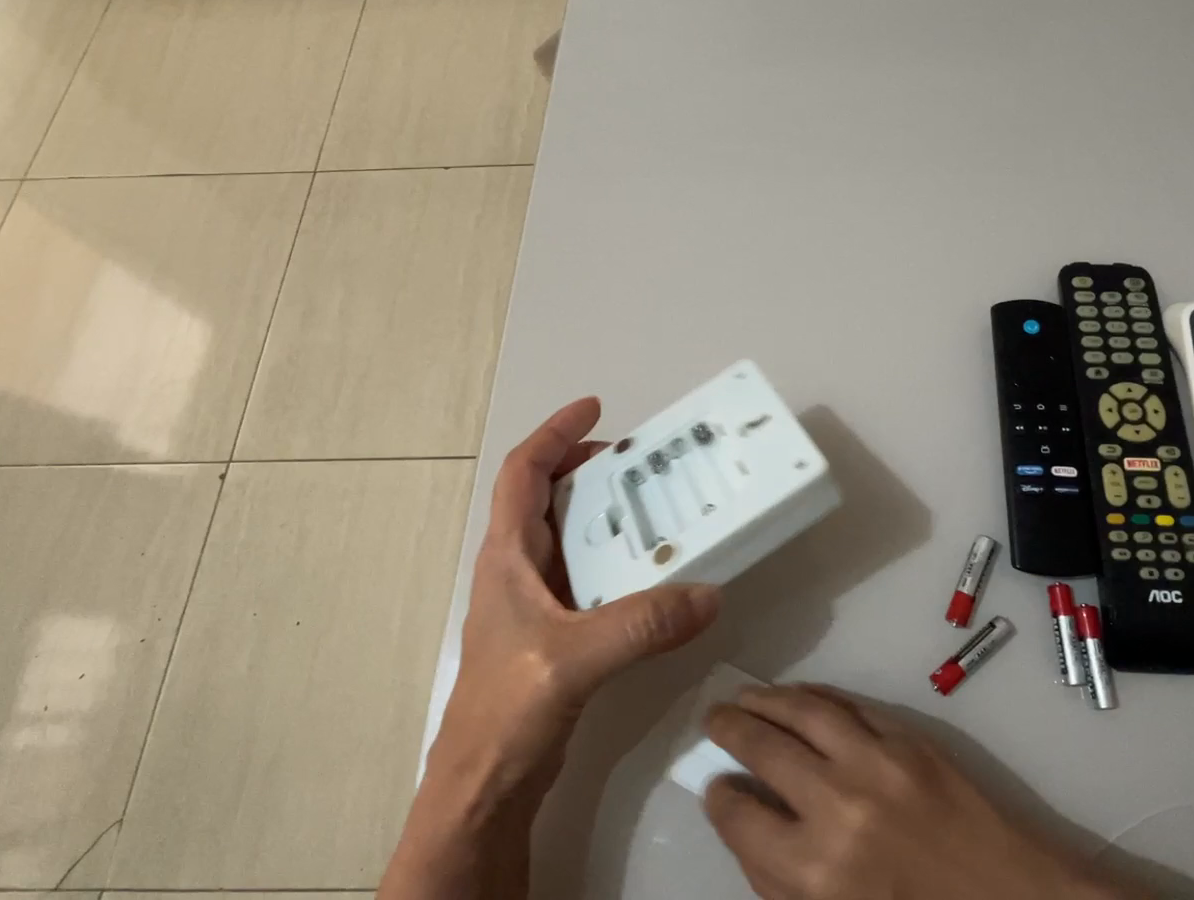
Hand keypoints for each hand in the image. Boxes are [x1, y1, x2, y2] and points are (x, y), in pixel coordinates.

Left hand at [436, 395, 722, 781]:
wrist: (484, 786)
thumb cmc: (508, 710)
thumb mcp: (576, 658)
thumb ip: (642, 625)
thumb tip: (709, 594)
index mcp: (507, 557)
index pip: (522, 474)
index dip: (554, 434)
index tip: (595, 408)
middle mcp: (517, 570)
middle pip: (545, 497)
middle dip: (586, 468)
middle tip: (639, 459)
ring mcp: (534, 603)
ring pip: (567, 536)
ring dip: (603, 513)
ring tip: (653, 504)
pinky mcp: (553, 633)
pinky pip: (586, 575)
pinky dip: (615, 559)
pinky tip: (650, 573)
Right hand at [704, 685, 1139, 899]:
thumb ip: (778, 881)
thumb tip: (742, 822)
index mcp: (813, 872)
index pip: (738, 815)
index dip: (718, 796)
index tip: (714, 785)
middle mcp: (836, 806)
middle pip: (761, 748)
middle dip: (728, 730)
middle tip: (713, 721)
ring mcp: (875, 763)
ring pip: (801, 711)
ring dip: (764, 698)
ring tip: (743, 695)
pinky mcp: (908, 739)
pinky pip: (847, 705)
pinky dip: (813, 696)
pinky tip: (796, 695)